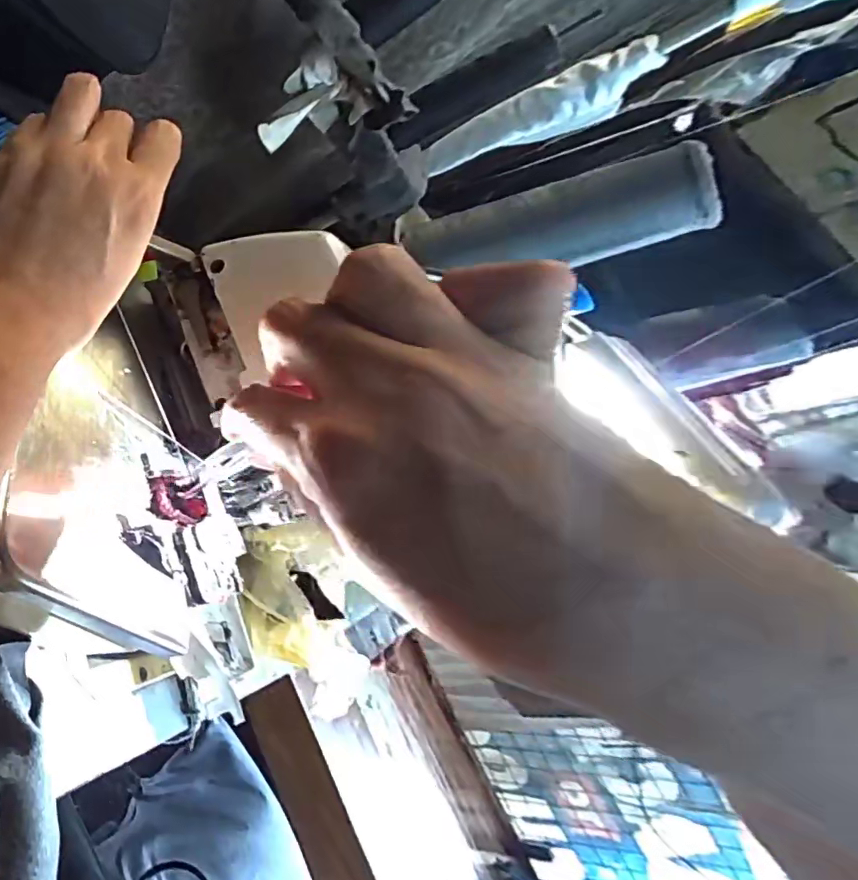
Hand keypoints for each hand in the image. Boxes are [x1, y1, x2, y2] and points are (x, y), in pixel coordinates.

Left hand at [0, 73, 181, 366]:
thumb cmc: (65, 311)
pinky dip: (34, 137)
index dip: (147, 149)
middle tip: (86, 167)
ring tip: (60, 144)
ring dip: (76, 112)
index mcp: (138, 194)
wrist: (4, 318)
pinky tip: (26, 167)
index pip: (163, 136)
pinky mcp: (9, 155)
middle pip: (118, 117)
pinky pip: (32, 121)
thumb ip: (128, 210)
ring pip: (80, 89)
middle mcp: (99, 161)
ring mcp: (51, 152)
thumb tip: (120, 189)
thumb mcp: (121, 261)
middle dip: (106, 139)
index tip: (133, 162)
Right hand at [219, 246, 722, 693]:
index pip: (247, 405)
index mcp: (329, 450)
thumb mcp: (358, 554)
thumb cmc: (478, 603)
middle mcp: (378, 386)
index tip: (269, 435)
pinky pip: (507, 281)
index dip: (252, 423)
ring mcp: (454, 358)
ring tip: (367, 344)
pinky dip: (476, 294)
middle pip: (287, 321)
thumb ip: (311, 485)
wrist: (632, 606)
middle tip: (313, 386)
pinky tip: (456, 333)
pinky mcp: (527, 351)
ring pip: (368, 272)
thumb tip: (282, 447)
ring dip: (352, 306)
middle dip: (288, 354)